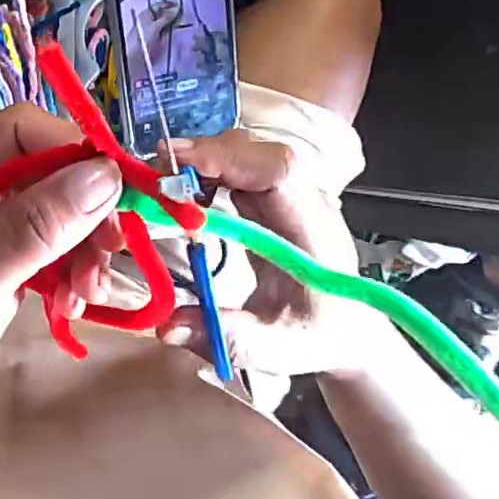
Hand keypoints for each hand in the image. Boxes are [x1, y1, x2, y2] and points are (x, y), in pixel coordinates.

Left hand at [0, 104, 124, 408]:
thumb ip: (32, 229)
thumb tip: (102, 175)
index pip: (22, 129)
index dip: (69, 144)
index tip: (112, 187)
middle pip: (54, 170)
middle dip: (89, 208)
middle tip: (110, 250)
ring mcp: (0, 225)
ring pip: (66, 211)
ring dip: (88, 247)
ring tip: (87, 292)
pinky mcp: (16, 258)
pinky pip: (62, 248)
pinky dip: (77, 271)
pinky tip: (73, 305)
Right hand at [160, 129, 396, 383]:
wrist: (345, 331)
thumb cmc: (315, 337)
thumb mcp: (272, 347)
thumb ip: (223, 333)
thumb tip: (166, 325)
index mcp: (310, 229)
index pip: (275, 171)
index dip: (224, 158)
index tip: (175, 163)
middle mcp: (302, 199)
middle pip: (252, 151)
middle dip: (200, 156)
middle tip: (153, 177)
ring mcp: (287, 193)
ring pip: (241, 153)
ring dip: (199, 162)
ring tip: (161, 186)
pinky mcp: (270, 196)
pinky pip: (236, 167)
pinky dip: (204, 171)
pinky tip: (182, 192)